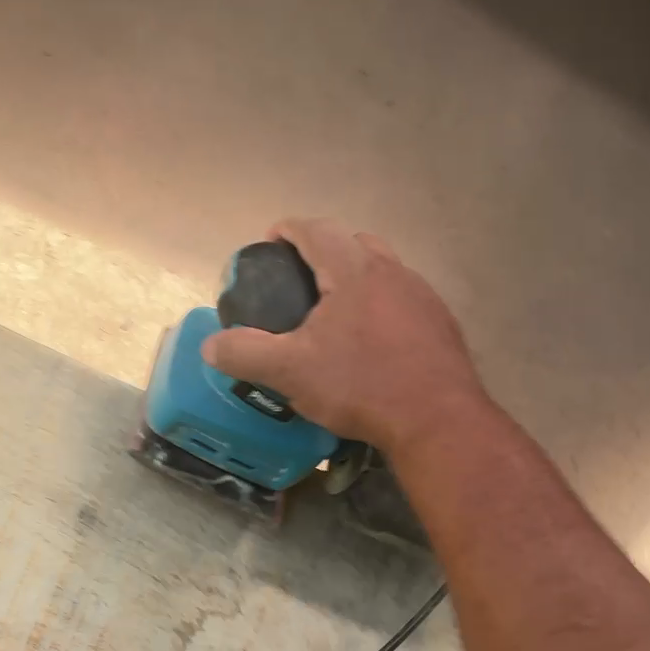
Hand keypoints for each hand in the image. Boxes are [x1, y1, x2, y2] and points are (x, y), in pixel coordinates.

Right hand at [201, 217, 485, 452]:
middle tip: (297, 279)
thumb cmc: (359, 385)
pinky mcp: (440, 325)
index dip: (289, 230)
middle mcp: (393, 271)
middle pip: (353, 243)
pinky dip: (378, 307)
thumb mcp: (289, 372)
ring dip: (354, 278)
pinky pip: (402, 301)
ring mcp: (422, 296)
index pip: (317, 230)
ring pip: (382, 271)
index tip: (270, 241)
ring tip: (331, 312)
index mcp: (354, 271)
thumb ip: (245, 354)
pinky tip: (368, 341)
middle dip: (323, 251)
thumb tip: (209, 346)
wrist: (435, 420)